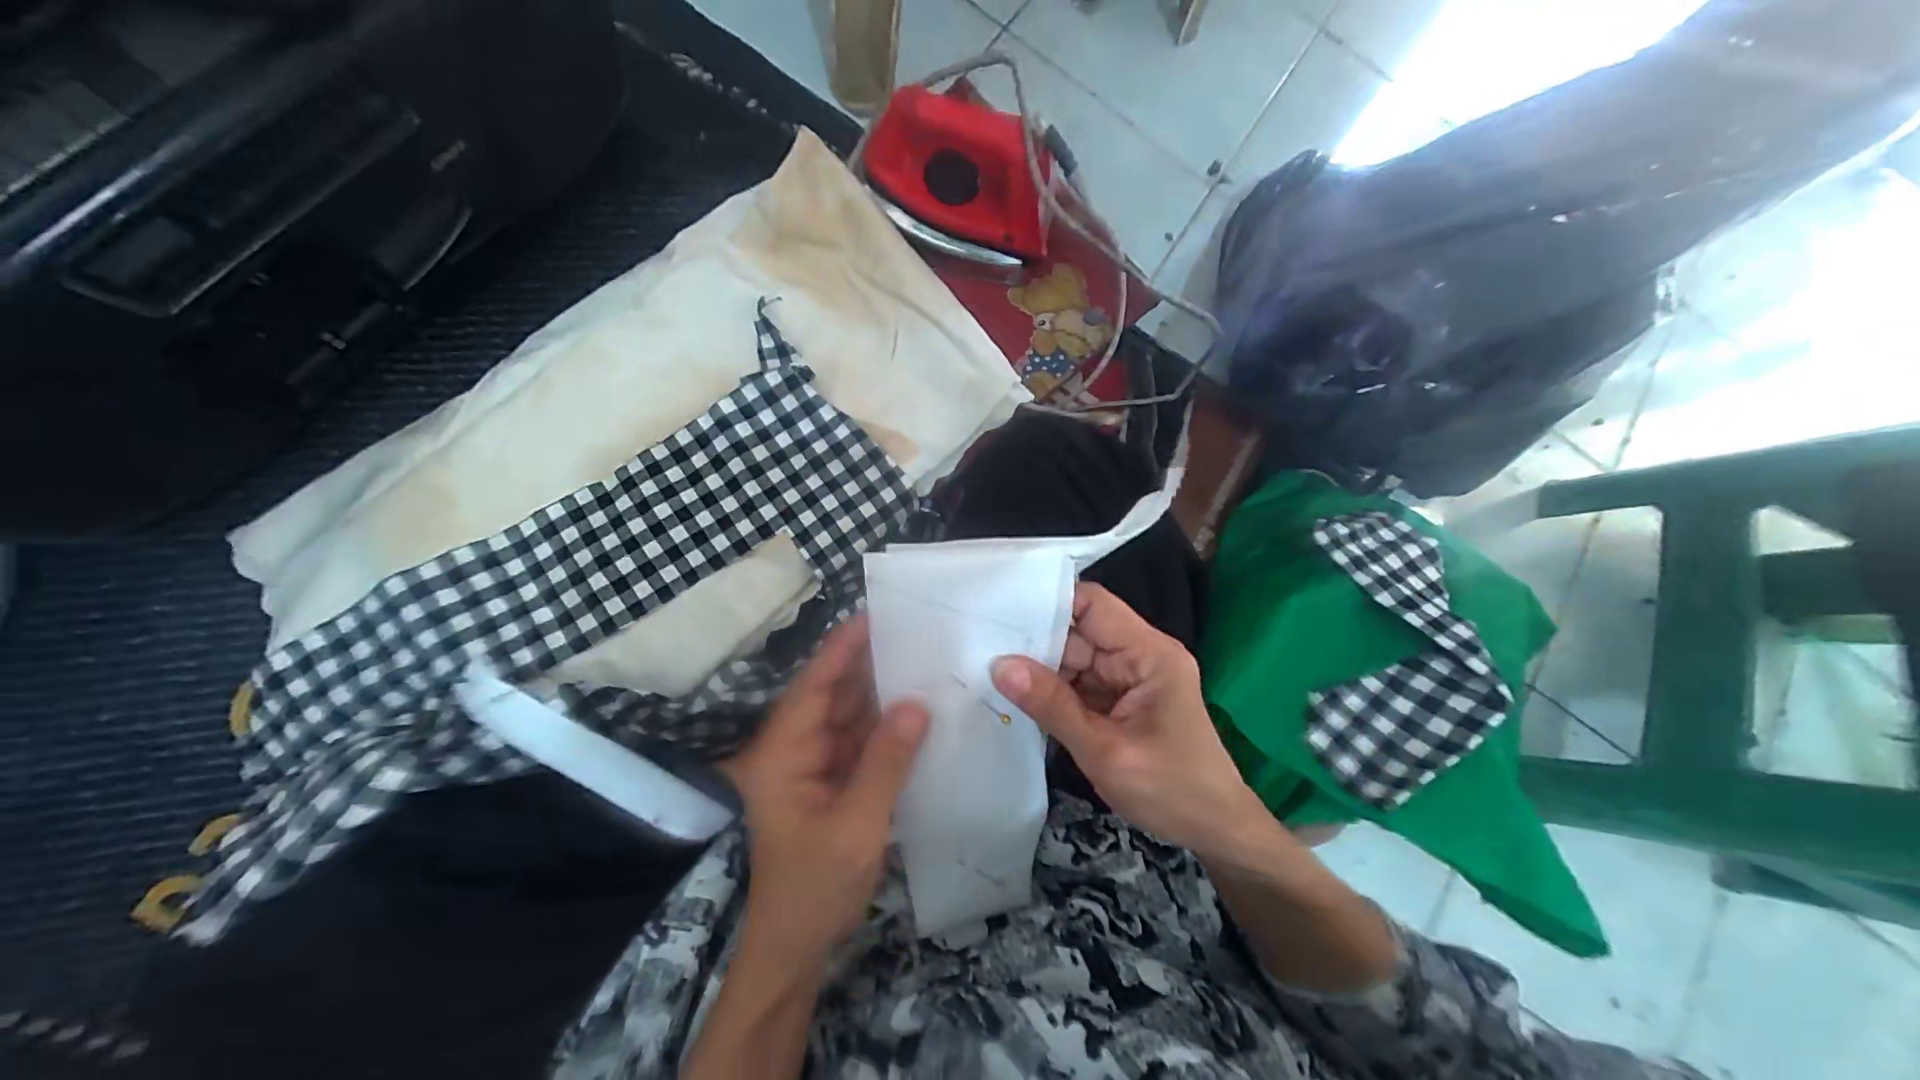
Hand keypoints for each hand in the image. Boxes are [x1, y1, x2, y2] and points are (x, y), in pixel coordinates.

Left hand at [721, 617, 928, 963]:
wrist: (793, 950)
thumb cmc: (813, 887)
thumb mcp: (856, 825)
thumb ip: (886, 761)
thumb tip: (917, 704)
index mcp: (781, 755)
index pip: (812, 687)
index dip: (840, 650)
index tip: (872, 616)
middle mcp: (792, 752)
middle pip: (831, 697)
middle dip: (867, 667)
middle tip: (913, 634)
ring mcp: (811, 769)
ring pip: (847, 719)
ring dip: (880, 696)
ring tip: (922, 663)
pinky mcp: (829, 785)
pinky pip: (858, 745)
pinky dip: (884, 729)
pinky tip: (916, 712)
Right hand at [991, 583, 1266, 860]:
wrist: (1216, 831)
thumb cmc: (1171, 789)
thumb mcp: (1104, 751)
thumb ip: (1052, 705)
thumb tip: (999, 665)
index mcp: (1149, 654)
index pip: (1093, 604)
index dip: (1049, 604)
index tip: (1000, 613)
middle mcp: (1140, 655)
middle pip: (1079, 632)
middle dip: (1035, 642)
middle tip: (981, 649)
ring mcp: (1130, 679)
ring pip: (1074, 659)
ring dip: (1039, 670)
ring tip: (988, 672)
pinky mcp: (1122, 701)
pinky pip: (1079, 684)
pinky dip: (1052, 692)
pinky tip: (1016, 697)